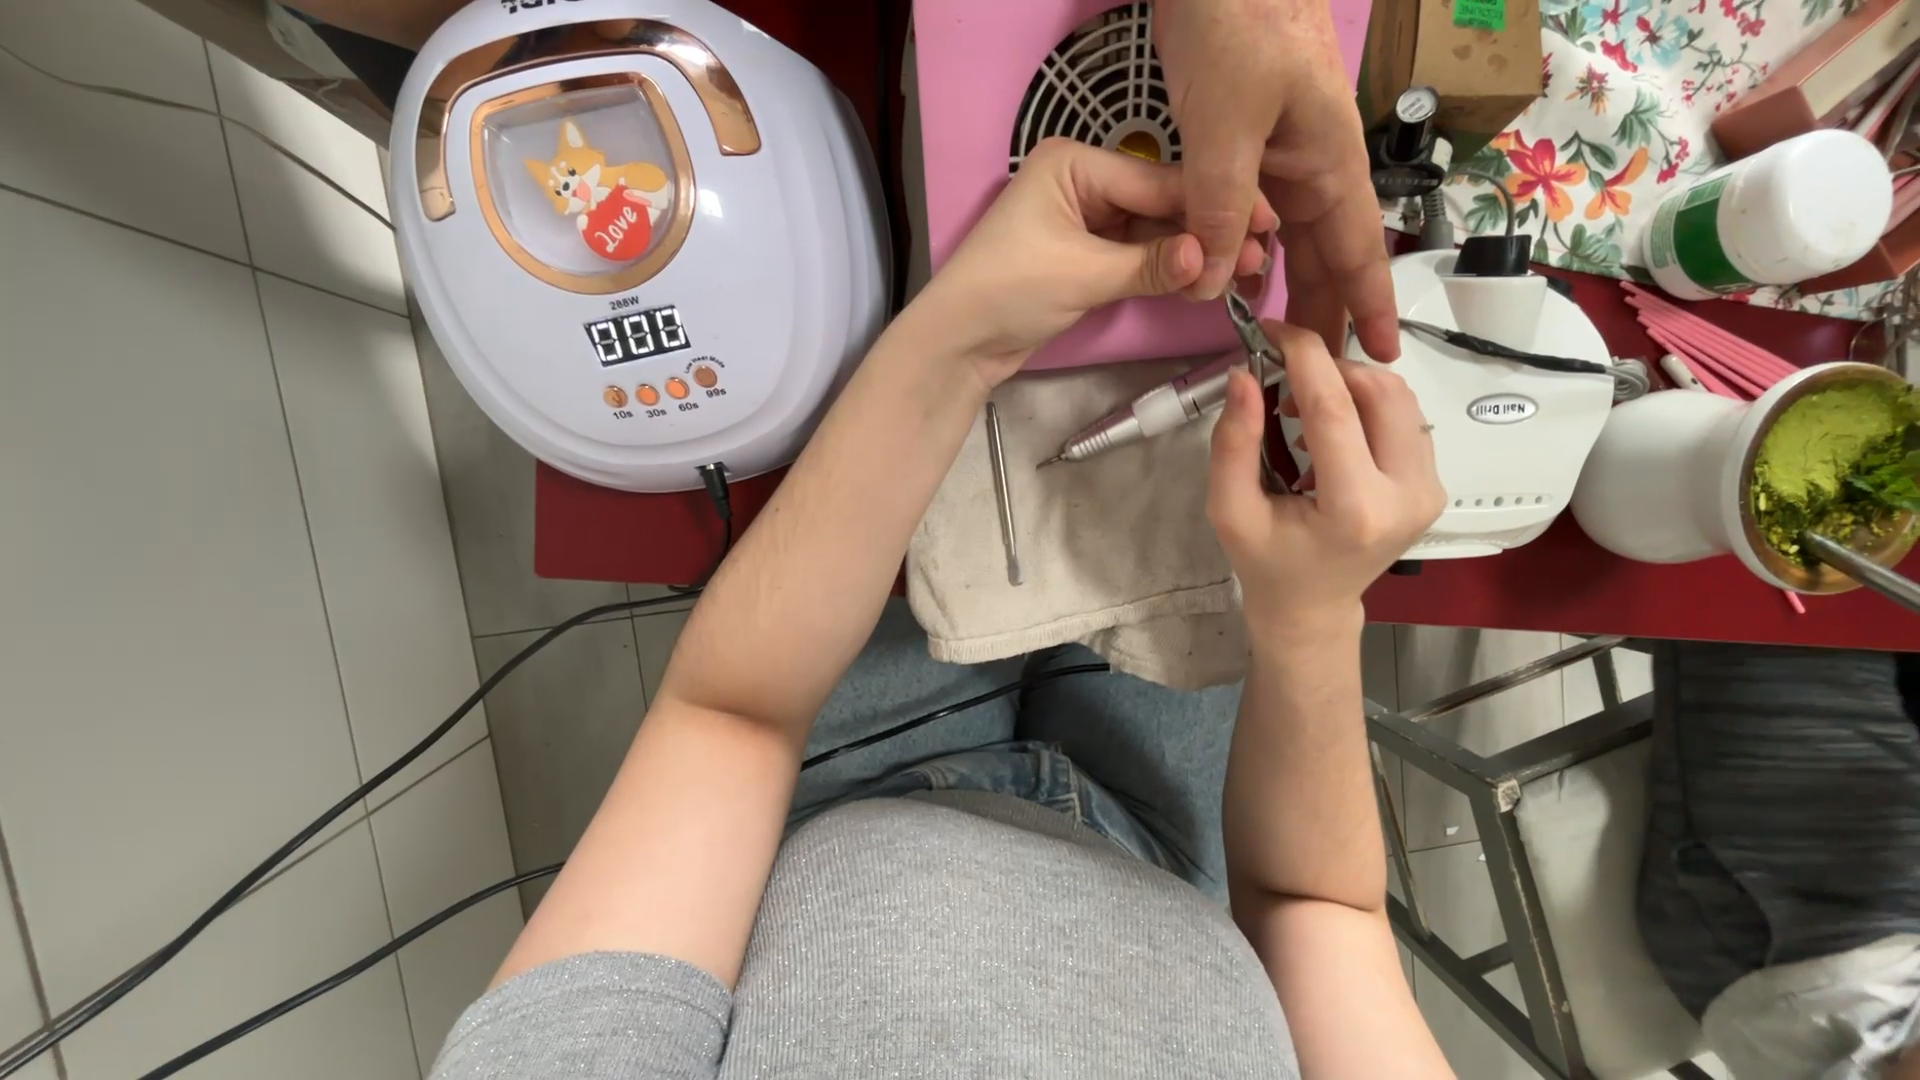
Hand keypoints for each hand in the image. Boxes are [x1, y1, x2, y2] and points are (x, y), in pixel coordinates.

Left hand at [913, 138, 1273, 388]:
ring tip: (1240, 272)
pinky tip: (1200, 280)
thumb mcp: (1084, 274)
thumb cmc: (1009, 291)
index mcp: (1074, 164)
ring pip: (1149, 234)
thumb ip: (1151, 264)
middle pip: (1157, 205)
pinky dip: (1162, 271)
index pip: (1155, 181)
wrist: (960, 343)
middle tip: (1260, 255)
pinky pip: (1134, 257)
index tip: (1261, 224)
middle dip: (1203, 233)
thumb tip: (1212, 257)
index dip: (1207, 206)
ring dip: (1188, 255)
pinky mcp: (1083, 257)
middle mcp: (1081, 184)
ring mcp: (1083, 221)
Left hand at [1154, 0, 1398, 358]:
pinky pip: (1253, 216)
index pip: (1356, 252)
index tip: (1381, 357)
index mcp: (1326, 165)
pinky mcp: (1245, 150)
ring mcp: (1279, 160)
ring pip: (1289, 240)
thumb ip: (1218, 209)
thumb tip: (1213, 287)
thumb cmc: (1236, 25)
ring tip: (1278, 340)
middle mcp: (1310, 169)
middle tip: (1315, 371)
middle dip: (1324, 312)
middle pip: (1326, 256)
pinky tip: (1234, 278)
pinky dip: (1246, 251)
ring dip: (1286, 287)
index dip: (1367, 307)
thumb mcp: (1226, 125)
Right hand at [1207, 321, 1443, 642]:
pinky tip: (1330, 427)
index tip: (1273, 329)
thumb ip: (1233, 443)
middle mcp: (1409, 495)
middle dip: (1329, 368)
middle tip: (1282, 375)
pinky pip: (1405, 418)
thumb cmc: (1264, 563)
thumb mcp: (1229, 510)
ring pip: (1399, 398)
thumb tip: (1244, 375)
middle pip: (1381, 392)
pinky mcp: (1433, 484)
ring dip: (1349, 384)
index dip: (1304, 358)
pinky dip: (1365, 405)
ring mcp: (1429, 489)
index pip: (1336, 409)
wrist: (1312, 607)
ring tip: (1302, 404)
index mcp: (1356, 508)